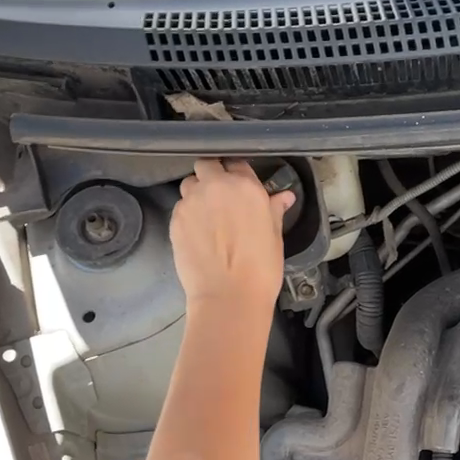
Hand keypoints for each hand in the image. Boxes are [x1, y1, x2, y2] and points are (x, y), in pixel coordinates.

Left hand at [169, 158, 294, 314]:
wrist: (229, 296)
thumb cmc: (260, 269)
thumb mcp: (274, 237)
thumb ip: (274, 210)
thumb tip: (284, 197)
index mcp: (246, 187)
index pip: (237, 163)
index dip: (237, 174)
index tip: (239, 187)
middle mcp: (216, 186)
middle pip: (206, 165)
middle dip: (211, 175)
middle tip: (219, 197)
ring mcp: (192, 201)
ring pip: (189, 184)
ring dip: (197, 193)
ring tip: (206, 215)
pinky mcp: (176, 219)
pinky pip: (180, 207)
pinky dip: (188, 214)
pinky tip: (198, 234)